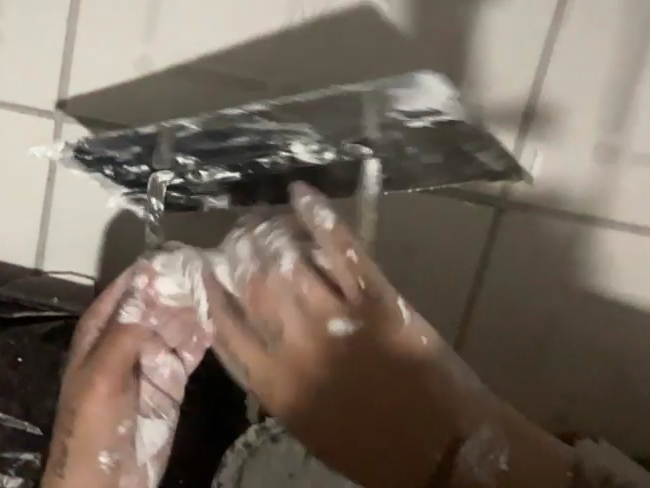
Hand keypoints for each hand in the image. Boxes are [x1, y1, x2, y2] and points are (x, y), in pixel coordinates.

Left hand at [44, 254, 212, 487]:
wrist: (103, 485)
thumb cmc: (91, 428)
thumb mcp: (100, 376)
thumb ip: (124, 334)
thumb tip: (151, 299)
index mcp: (98, 331)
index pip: (124, 289)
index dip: (146, 271)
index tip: (174, 252)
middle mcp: (125, 338)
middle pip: (153, 303)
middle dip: (176, 286)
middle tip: (206, 265)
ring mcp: (149, 360)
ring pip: (172, 324)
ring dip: (192, 307)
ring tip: (217, 285)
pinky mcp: (169, 383)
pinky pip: (186, 351)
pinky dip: (201, 336)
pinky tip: (219, 322)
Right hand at [207, 184, 572, 487]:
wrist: (443, 455)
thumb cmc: (369, 448)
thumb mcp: (303, 423)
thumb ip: (269, 378)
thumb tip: (243, 334)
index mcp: (276, 383)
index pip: (225, 323)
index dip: (211, 289)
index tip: (206, 267)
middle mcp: (298, 345)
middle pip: (254, 282)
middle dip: (240, 252)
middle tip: (239, 236)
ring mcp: (337, 318)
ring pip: (289, 259)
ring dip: (272, 233)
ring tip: (266, 223)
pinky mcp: (376, 300)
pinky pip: (341, 248)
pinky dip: (318, 216)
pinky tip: (300, 194)